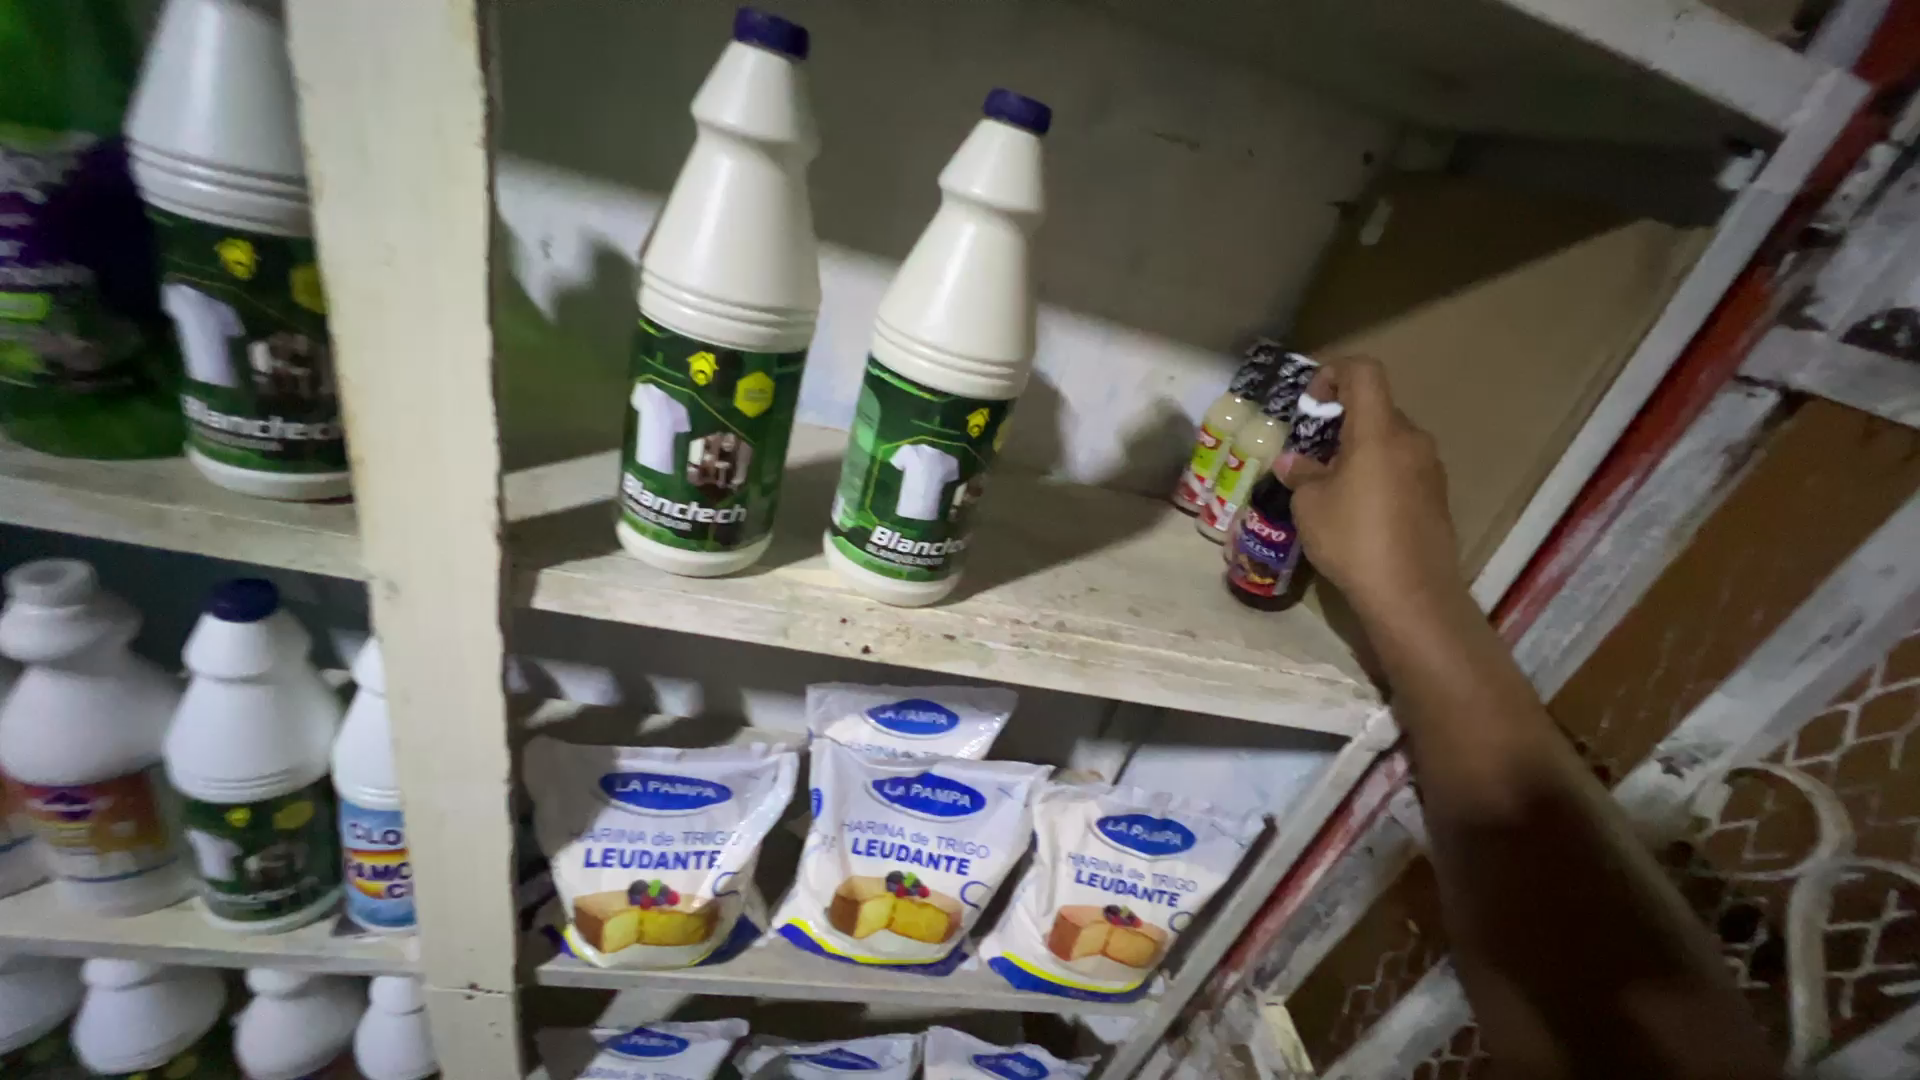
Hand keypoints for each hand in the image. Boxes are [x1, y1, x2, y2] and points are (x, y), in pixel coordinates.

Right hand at [1277, 357, 1462, 617]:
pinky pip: (1400, 467)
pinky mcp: (1435, 495)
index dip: (1333, 374)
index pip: (1363, 373)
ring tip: (1328, 486)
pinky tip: (1355, 509)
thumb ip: (1301, 474)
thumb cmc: (1352, 538)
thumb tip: (1295, 463)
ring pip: (1387, 441)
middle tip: (1309, 454)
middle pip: (1375, 409)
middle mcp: (1411, 440)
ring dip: (1356, 451)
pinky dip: (1374, 473)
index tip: (1310, 403)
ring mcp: (1429, 468)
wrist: (1410, 592)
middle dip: (1339, 422)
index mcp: (1378, 432)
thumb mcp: (1310, 504)